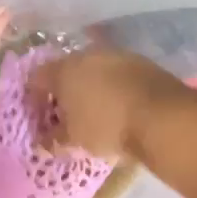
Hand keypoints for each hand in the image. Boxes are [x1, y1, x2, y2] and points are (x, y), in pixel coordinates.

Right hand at [30, 47, 188, 161]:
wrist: (163, 118)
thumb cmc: (106, 127)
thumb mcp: (72, 141)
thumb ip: (51, 140)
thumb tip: (41, 142)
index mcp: (63, 70)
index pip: (35, 79)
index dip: (32, 100)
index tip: (37, 119)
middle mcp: (88, 55)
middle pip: (65, 71)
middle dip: (61, 93)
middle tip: (63, 118)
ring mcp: (118, 56)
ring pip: (92, 71)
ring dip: (87, 90)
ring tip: (91, 114)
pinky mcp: (143, 64)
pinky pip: (116, 76)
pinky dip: (110, 89)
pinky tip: (115, 109)